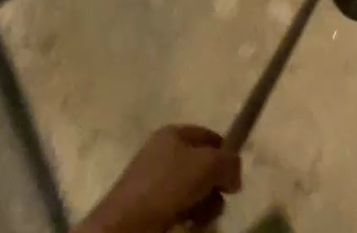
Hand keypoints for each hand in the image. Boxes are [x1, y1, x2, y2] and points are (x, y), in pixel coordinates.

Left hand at [76, 124, 242, 232]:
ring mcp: (155, 183)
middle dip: (214, 186)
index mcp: (173, 134)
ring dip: (204, 207)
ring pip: (194, 192)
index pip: (210, 137)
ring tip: (199, 219)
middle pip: (204, 168)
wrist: (123, 227)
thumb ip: (230, 163)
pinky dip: (189, 220)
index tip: (232, 177)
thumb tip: (233, 178)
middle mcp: (163, 154)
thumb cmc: (167, 186)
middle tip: (214, 199)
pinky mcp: (149, 209)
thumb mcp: (208, 164)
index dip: (226, 154)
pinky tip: (188, 227)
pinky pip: (179, 210)